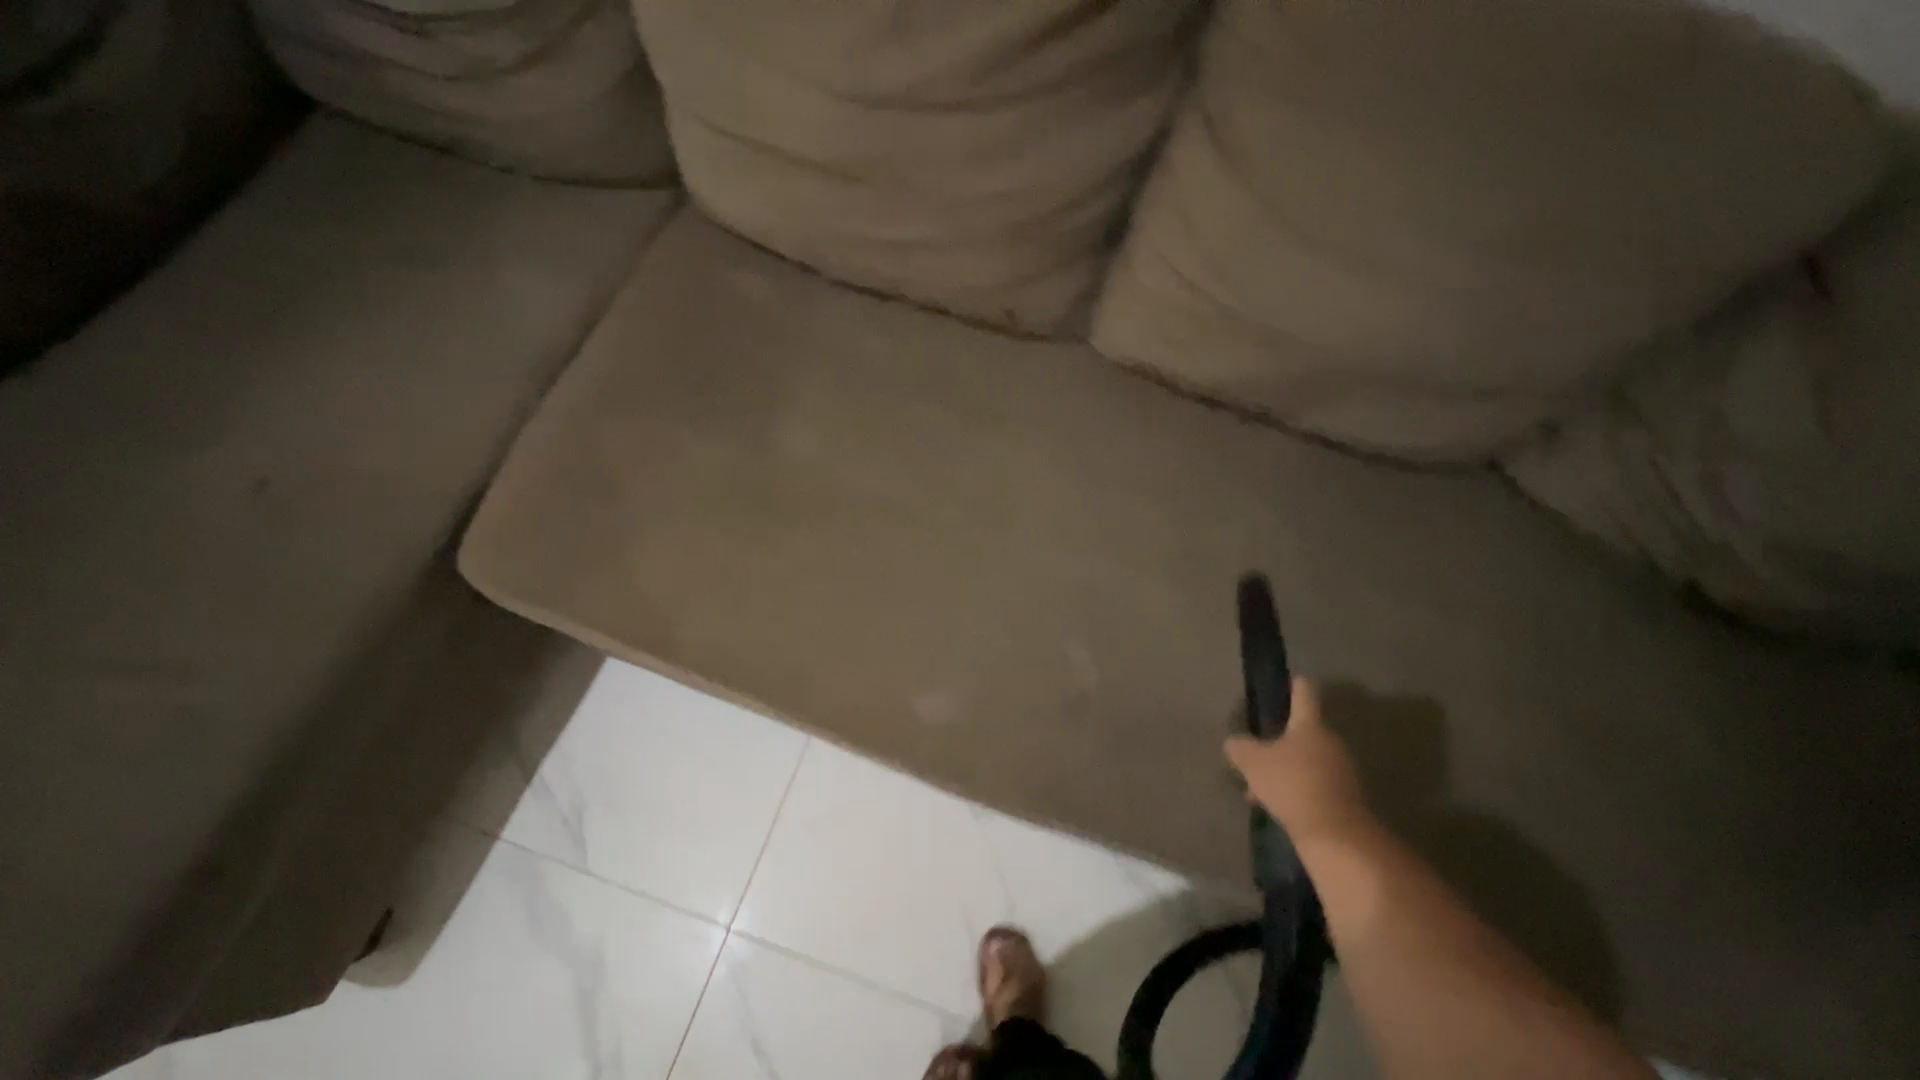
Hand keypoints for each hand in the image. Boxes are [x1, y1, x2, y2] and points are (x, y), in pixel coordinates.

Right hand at [1224, 678, 1373, 846]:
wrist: (1335, 832)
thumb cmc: (1292, 784)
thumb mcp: (1253, 763)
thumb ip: (1240, 748)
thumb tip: (1234, 742)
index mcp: (1310, 725)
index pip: (1304, 694)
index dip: (1295, 685)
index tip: (1290, 680)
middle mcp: (1330, 742)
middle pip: (1302, 733)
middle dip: (1278, 744)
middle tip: (1255, 755)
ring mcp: (1341, 770)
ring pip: (1305, 762)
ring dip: (1284, 771)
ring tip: (1258, 791)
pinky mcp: (1344, 798)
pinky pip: (1314, 785)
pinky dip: (1295, 791)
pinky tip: (1276, 807)